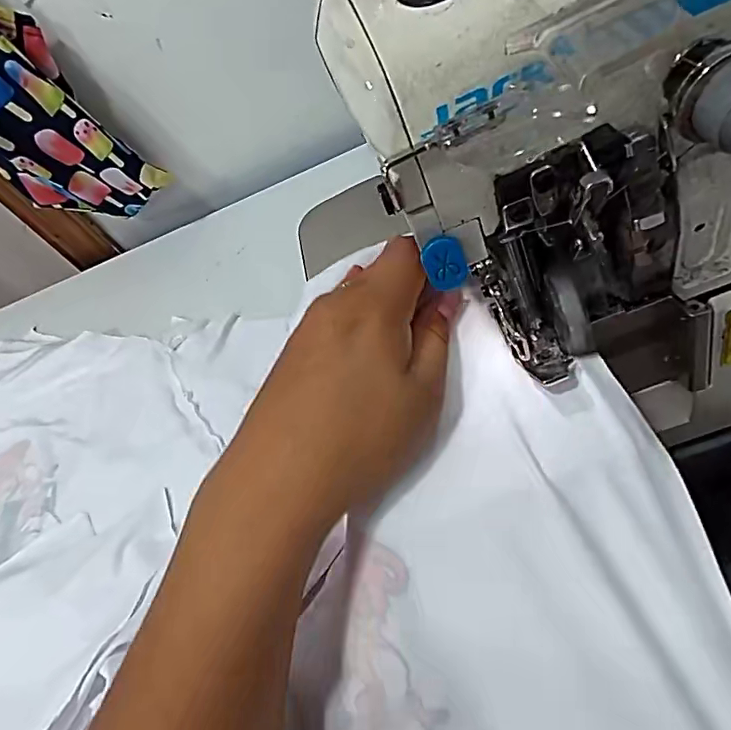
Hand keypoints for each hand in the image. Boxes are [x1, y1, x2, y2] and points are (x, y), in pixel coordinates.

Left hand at [203, 237, 459, 539]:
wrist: (279, 478)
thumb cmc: (356, 440)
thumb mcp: (422, 392)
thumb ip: (437, 336)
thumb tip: (442, 302)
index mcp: (371, 303)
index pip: (408, 251)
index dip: (437, 260)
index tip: (451, 285)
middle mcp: (334, 304)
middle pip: (381, 271)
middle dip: (412, 289)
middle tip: (430, 330)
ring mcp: (308, 327)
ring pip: (356, 298)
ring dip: (383, 313)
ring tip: (396, 363)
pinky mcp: (293, 351)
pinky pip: (334, 322)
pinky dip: (357, 333)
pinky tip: (362, 376)